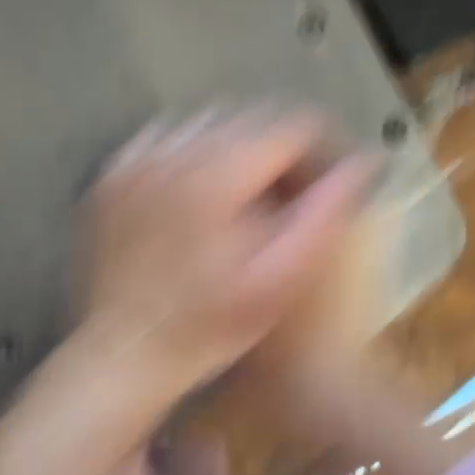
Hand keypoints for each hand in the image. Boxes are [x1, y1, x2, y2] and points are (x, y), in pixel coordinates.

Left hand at [84, 106, 374, 394]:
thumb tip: (363, 163)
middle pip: (248, 120)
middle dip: (279, 151)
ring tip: (244, 198)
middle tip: (289, 198)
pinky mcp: (111, 178)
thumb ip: (323, 215)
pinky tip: (196, 195)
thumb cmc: (207, 328)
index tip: (329, 187)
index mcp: (217, 173)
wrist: (123, 354)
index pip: (291, 126)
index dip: (322, 152)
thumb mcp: (277, 281)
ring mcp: (135, 161)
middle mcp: (173, 151)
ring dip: (235, 150)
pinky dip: (189, 157)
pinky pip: (162, 142)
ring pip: (205, 125)